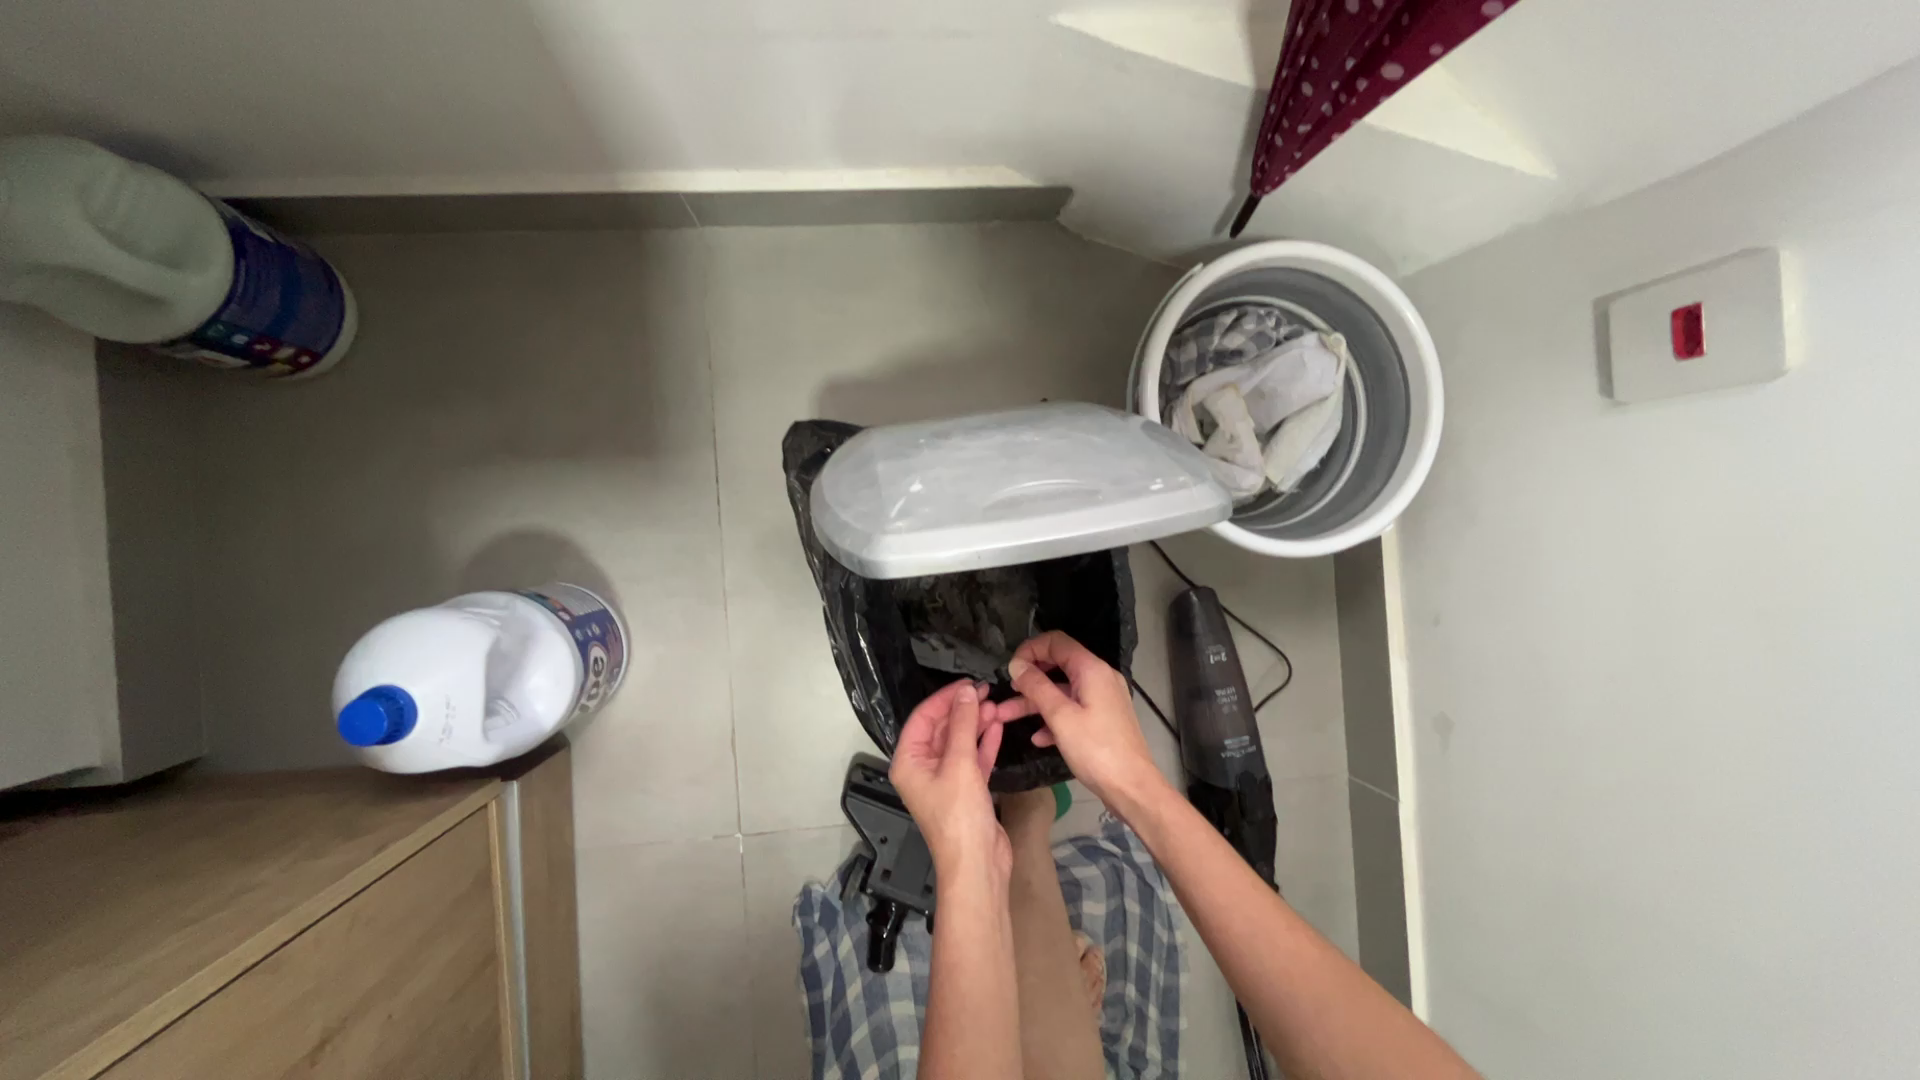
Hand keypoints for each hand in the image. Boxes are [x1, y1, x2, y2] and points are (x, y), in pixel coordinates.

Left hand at [890, 679, 1010, 879]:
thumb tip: (967, 692)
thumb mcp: (959, 764)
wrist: (977, 864)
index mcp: (908, 762)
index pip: (923, 718)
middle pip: (941, 729)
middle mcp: (922, 769)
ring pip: (959, 743)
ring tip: (995, 705)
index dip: (944, 698)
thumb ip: (963, 724)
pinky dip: (983, 743)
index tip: (967, 684)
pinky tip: (997, 727)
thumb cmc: (959, 815)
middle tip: (986, 690)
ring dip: (975, 724)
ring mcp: (944, 781)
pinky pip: (972, 758)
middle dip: (962, 710)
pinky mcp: (965, 791)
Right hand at [1005, 631, 1171, 815]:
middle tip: (1005, 692)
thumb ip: (1036, 687)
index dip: (1030, 650)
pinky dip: (1053, 719)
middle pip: (1057, 667)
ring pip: (1061, 692)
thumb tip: (1016, 664)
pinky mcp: (1101, 720)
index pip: (1056, 642)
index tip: (1010, 669)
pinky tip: (1037, 738)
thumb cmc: (1096, 750)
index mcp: (1092, 670)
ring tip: (1004, 716)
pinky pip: (1072, 710)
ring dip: (1034, 703)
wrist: (1132, 788)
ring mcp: (1102, 700)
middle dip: (1028, 679)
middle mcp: (1099, 678)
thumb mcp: (1060, 717)